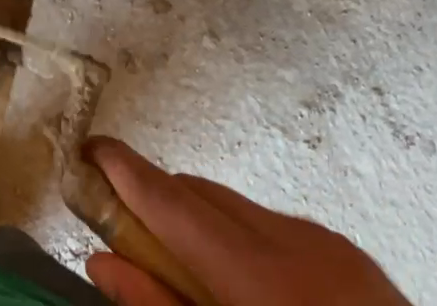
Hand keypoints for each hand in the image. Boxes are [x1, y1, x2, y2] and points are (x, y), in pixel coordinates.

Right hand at [81, 137, 411, 305]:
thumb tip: (100, 261)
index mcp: (257, 273)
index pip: (169, 199)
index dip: (121, 168)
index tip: (84, 150)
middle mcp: (292, 240)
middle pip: (197, 192)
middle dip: (156, 201)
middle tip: (127, 234)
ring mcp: (328, 243)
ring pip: (235, 206)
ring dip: (200, 222)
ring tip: (194, 273)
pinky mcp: (351, 255)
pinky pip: (275, 226)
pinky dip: (243, 239)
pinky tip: (250, 286)